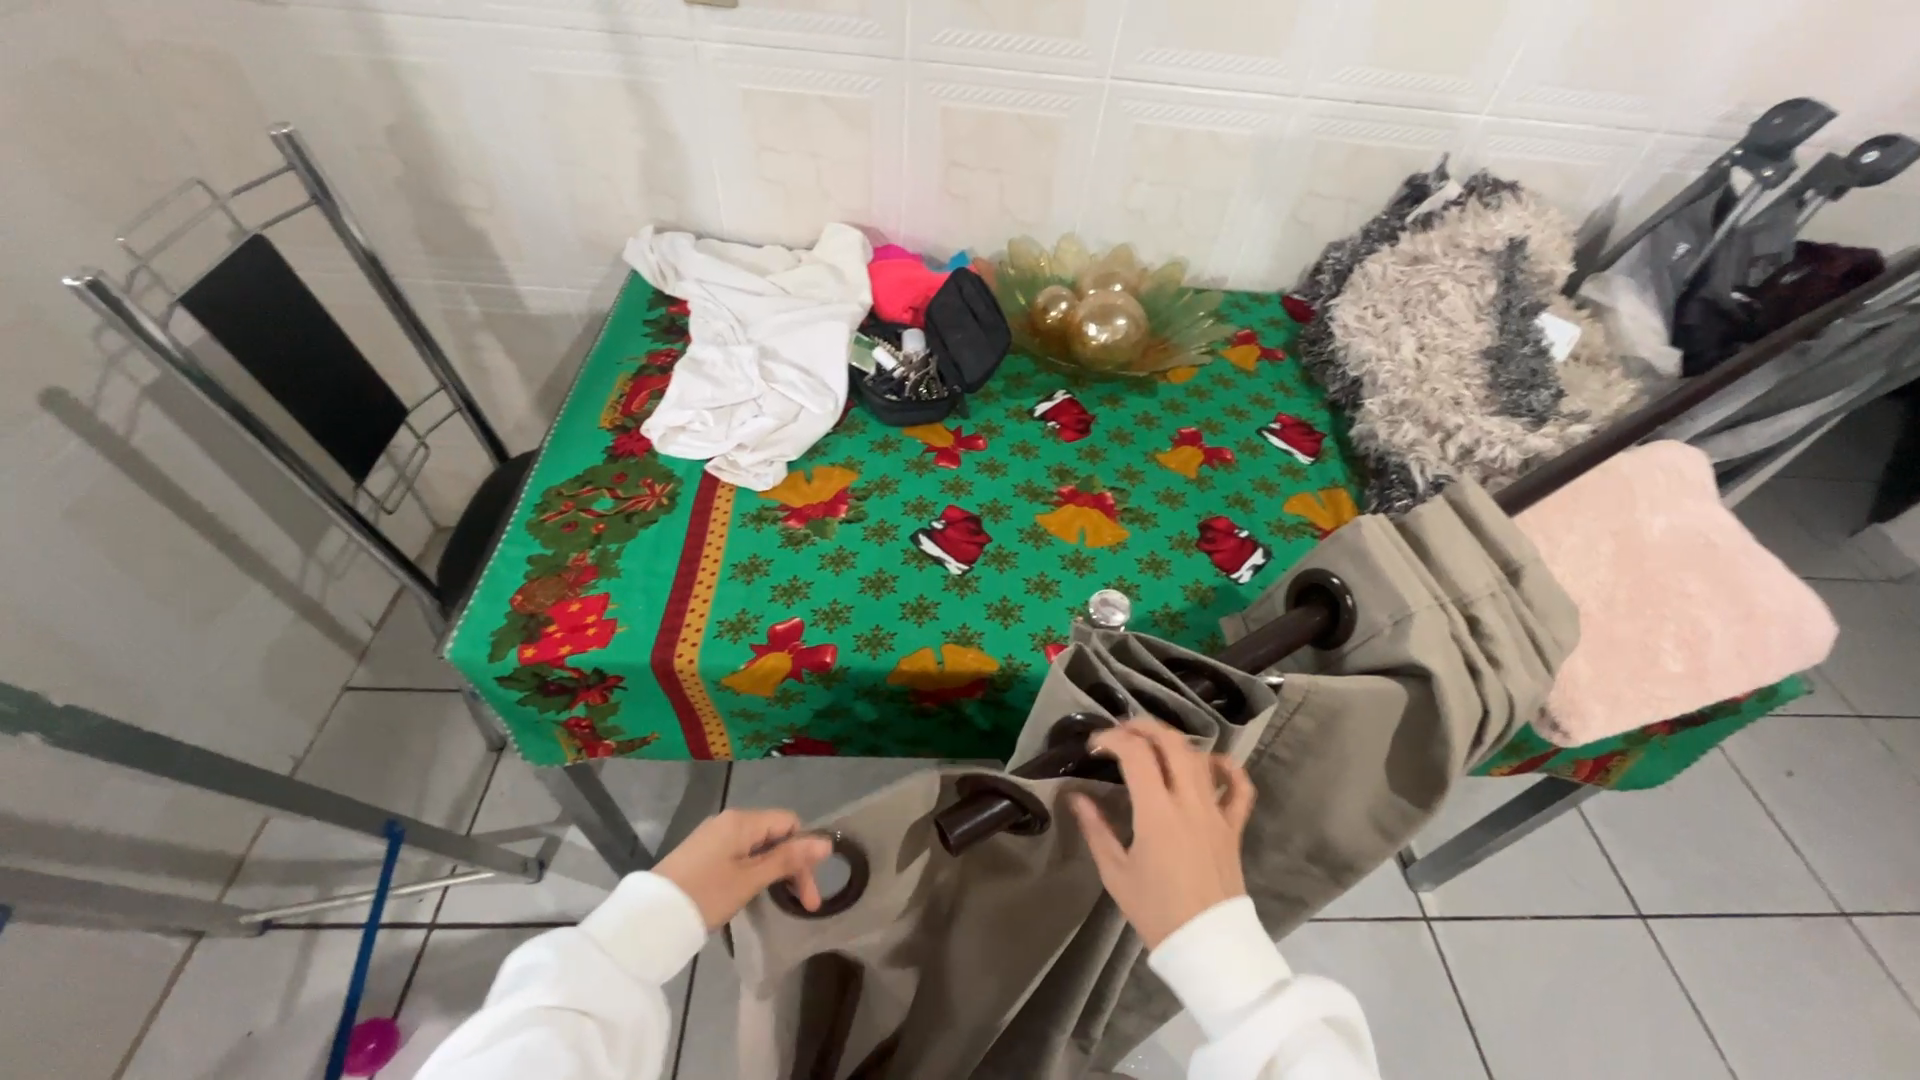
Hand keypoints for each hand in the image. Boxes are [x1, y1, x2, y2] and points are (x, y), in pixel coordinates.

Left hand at [654, 808, 833, 929]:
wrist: (649, 918)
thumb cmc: (705, 895)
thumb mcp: (750, 880)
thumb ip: (788, 859)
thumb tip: (826, 842)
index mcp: (742, 821)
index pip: (790, 823)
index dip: (805, 853)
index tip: (808, 891)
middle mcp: (730, 821)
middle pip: (775, 835)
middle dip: (793, 866)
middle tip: (804, 905)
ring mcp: (714, 837)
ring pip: (759, 847)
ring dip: (775, 871)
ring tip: (781, 902)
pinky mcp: (703, 854)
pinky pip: (741, 855)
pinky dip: (755, 872)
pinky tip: (754, 893)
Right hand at [1069, 717, 1255, 949]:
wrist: (1207, 945)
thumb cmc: (1156, 911)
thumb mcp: (1115, 872)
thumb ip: (1096, 829)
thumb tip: (1076, 797)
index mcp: (1157, 813)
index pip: (1136, 754)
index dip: (1112, 739)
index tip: (1095, 747)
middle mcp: (1189, 803)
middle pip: (1172, 744)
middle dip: (1144, 728)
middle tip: (1121, 733)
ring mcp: (1217, 813)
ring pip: (1201, 758)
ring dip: (1174, 742)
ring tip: (1152, 744)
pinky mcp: (1234, 827)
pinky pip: (1240, 788)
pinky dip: (1228, 768)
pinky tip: (1211, 763)